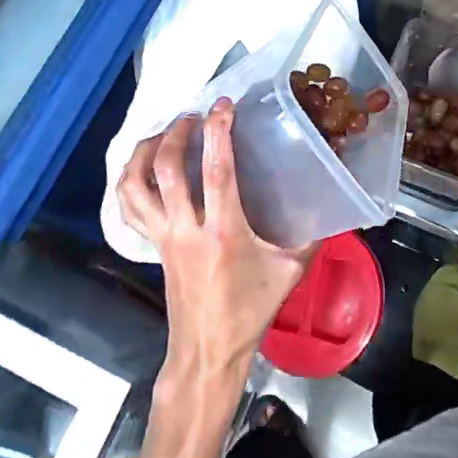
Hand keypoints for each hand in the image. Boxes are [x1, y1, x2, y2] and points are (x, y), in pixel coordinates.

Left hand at [116, 100, 312, 383]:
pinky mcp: (154, 246)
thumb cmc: (250, 310)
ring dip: (146, 153)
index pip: (217, 171)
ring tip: (164, 133)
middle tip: (193, 116)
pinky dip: (128, 180)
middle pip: (168, 170)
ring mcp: (164, 238)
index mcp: (224, 232)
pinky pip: (129, 208)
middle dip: (177, 134)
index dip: (219, 132)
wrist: (207, 351)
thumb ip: (310, 235)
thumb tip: (329, 204)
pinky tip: (143, 167)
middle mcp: (187, 230)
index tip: (224, 106)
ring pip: (136, 187)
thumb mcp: (290, 270)